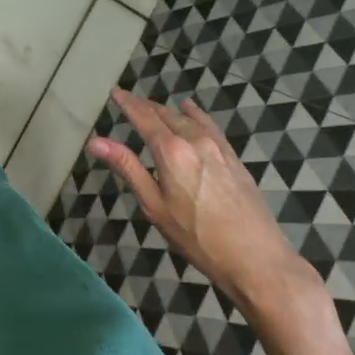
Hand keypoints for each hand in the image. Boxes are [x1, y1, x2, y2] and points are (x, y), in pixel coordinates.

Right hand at [89, 89, 353, 354]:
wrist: (259, 262)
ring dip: (168, 110)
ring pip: (188, 119)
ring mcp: (218, 149)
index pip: (143, 117)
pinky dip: (196, 115)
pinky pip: (211, 127)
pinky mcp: (235, 160)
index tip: (115, 92)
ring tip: (155, 107)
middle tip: (129, 101)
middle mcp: (194, 141)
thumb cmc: (199, 239)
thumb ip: (127, 168)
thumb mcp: (155, 207)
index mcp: (171, 151)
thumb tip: (95, 141)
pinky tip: (192, 111)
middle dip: (145, 106)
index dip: (127, 103)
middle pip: (165, 114)